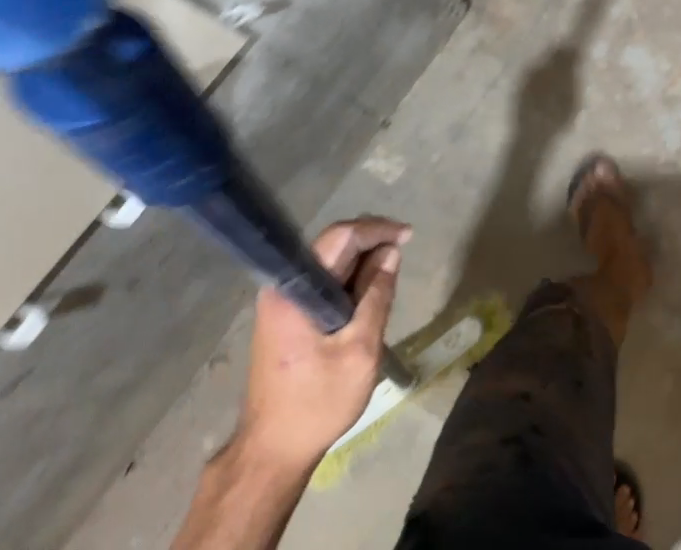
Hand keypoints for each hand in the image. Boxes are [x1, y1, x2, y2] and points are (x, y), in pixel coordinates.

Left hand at [228, 216, 410, 476]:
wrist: (273, 450)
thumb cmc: (317, 403)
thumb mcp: (360, 350)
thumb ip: (376, 297)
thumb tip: (391, 254)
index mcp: (294, 291)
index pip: (338, 238)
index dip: (375, 230)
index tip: (408, 236)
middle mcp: (282, 288)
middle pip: (331, 246)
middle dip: (370, 241)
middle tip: (404, 249)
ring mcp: (282, 303)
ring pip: (327, 264)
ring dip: (361, 261)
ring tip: (392, 268)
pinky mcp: (287, 318)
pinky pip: (322, 284)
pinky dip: (349, 280)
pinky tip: (370, 290)